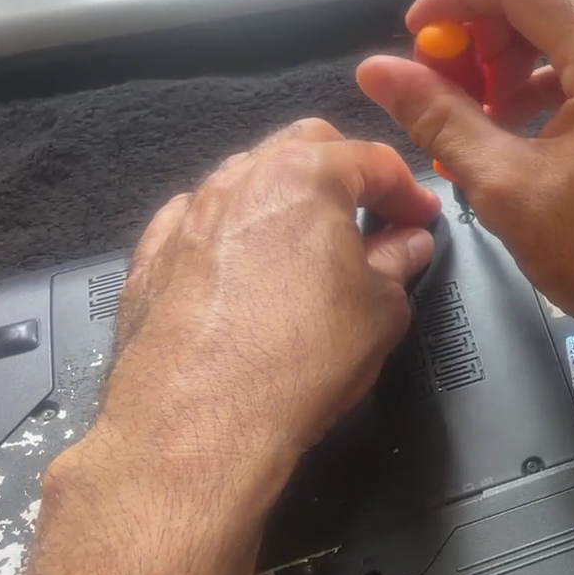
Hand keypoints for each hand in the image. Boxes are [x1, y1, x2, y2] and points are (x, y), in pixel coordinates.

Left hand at [99, 119, 439, 475]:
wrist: (198, 428)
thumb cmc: (304, 357)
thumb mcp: (385, 305)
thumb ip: (399, 260)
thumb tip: (407, 244)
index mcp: (305, 179)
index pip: (374, 159)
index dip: (411, 190)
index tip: (424, 218)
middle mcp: (239, 183)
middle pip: (305, 146)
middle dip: (349, 172)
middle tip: (377, 214)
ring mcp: (186, 218)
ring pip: (250, 177)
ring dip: (293, 198)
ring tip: (319, 242)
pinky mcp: (149, 261)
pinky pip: (203, 220)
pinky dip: (240, 228)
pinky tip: (258, 266)